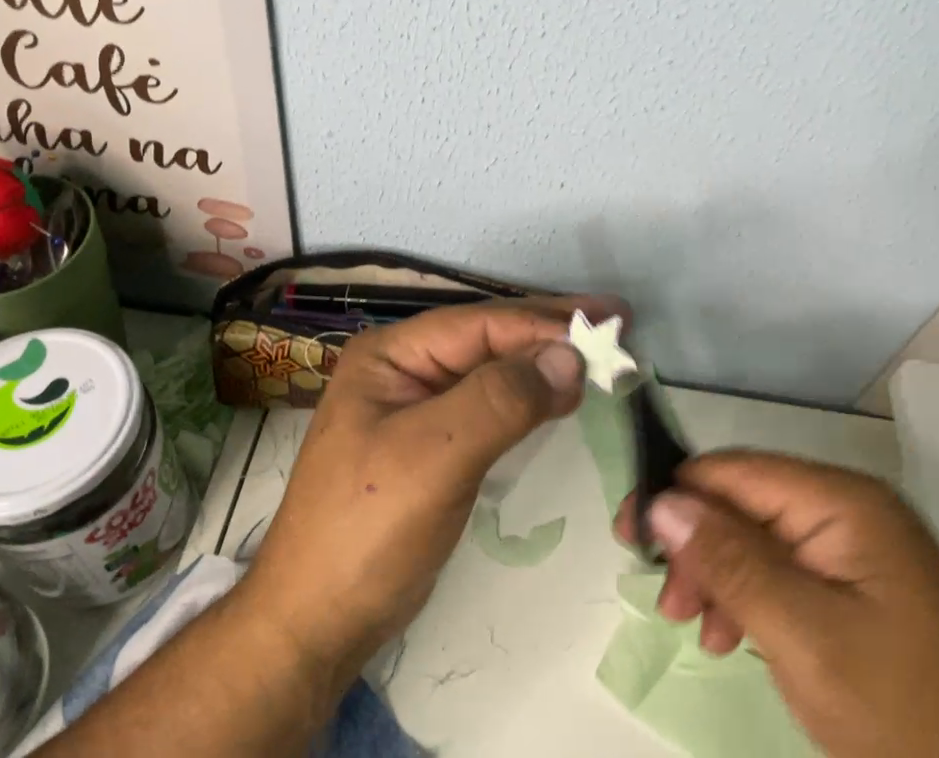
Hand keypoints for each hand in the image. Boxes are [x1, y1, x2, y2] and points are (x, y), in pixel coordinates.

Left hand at [241, 294, 622, 681]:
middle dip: (549, 331)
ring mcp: (416, 412)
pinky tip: (559, 396)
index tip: (610, 326)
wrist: (320, 616)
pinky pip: (489, 409)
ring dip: (543, 363)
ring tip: (602, 354)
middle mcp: (403, 372)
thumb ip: (499, 400)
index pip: (479, 324)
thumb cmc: (368, 528)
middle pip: (487, 340)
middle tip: (619, 322)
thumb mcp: (432, 455)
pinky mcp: (432, 450)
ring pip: (491, 373)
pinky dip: (527, 399)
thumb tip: (568, 356)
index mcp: (391, 357)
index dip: (544, 322)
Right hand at [617, 451, 938, 757]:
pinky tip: (731, 637)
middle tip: (667, 603)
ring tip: (698, 629)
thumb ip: (730, 560)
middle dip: (695, 546)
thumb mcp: (803, 633)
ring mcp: (855, 552)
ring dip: (715, 577)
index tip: (628, 538)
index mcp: (844, 503)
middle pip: (742, 504)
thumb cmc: (899, 707)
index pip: (735, 471)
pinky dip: (745, 598)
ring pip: (755, 540)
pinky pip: (781, 573)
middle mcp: (849, 512)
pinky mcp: (856, 590)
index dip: (675, 495)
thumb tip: (662, 501)